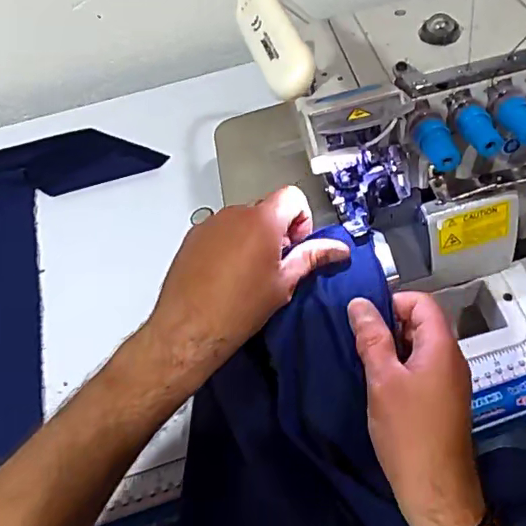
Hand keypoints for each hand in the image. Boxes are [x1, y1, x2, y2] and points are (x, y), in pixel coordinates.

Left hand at [142, 186, 348, 388]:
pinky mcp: (194, 236)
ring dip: (252, 238)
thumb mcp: (284, 283)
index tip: (296, 245)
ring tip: (249, 275)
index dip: (301, 219)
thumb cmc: (236, 309)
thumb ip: (312, 257)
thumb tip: (336, 249)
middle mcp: (235, 214)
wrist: (188, 329)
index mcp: (263, 220)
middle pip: (268, 208)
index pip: (293, 196)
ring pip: (244, 220)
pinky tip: (227, 276)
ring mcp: (211, 223)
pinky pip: (221, 231)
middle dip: (278, 232)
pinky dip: (229, 245)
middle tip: (275, 266)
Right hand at [348, 293, 486, 525]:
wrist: (436, 492)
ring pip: (421, 347)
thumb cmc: (408, 432)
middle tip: (361, 344)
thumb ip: (372, 338)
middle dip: (390, 325)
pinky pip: (424, 368)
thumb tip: (359, 304)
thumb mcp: (382, 380)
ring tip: (368, 366)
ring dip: (394, 349)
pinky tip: (383, 387)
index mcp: (442, 346)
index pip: (421, 302)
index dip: (392, 302)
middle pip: (422, 322)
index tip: (365, 322)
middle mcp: (452, 358)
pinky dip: (403, 368)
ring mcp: (451, 381)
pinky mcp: (445, 400)